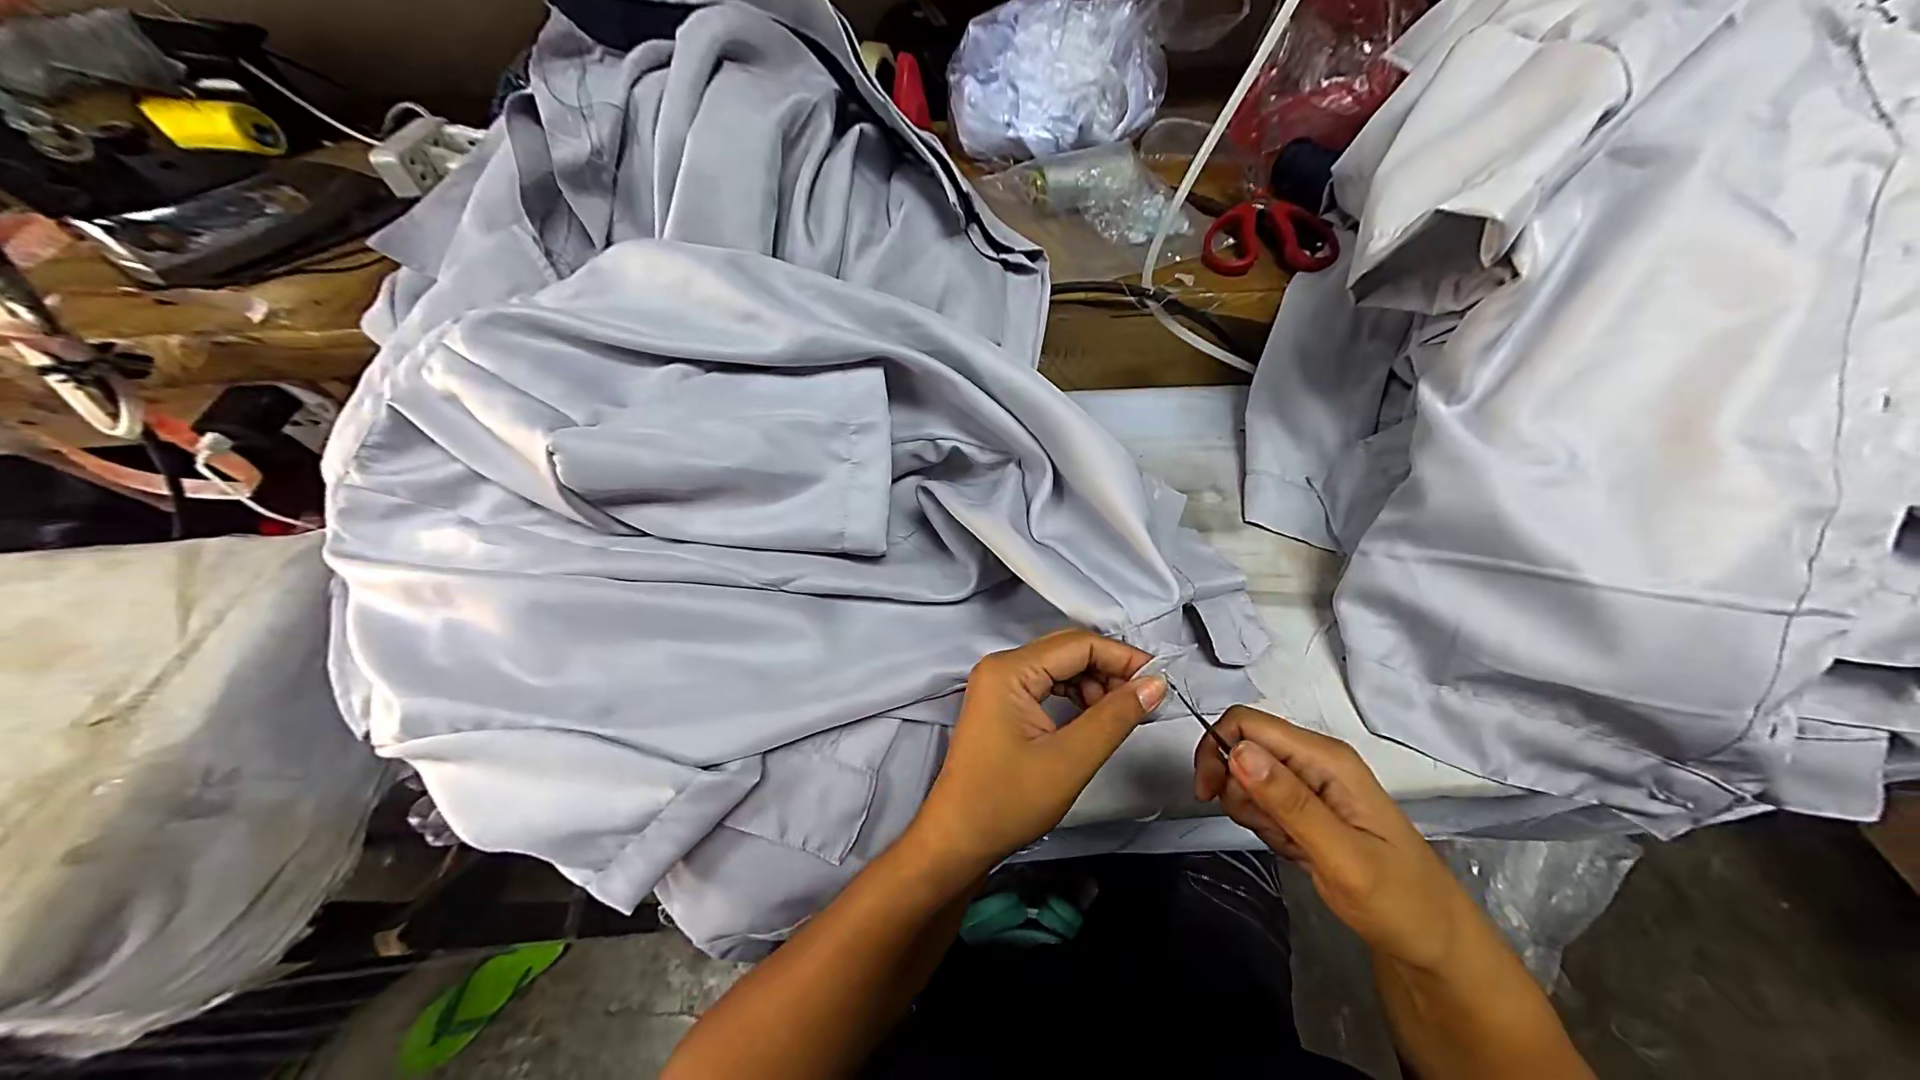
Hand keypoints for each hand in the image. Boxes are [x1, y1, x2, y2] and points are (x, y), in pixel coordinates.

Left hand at [907, 629, 1166, 871]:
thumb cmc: (1004, 802)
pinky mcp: (1002, 703)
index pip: (1079, 644)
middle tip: (1145, 696)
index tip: (1158, 679)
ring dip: (1095, 683)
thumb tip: (1153, 684)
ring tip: (1121, 713)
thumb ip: (1116, 716)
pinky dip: (1076, 696)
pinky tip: (1095, 717)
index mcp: (1009, 671)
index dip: (1123, 658)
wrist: (959, 838)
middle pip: (1069, 650)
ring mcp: (999, 685)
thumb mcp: (1071, 759)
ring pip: (1060, 666)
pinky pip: (1048, 684)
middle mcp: (1001, 668)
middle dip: (1110, 669)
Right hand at [1194, 705, 1479, 971]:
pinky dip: (1262, 825)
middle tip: (1261, 828)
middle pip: (1241, 746)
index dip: (1218, 748)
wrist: (1433, 944)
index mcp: (1326, 759)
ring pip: (1245, 776)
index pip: (1248, 723)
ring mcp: (1309, 784)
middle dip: (1234, 786)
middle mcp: (1314, 762)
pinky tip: (1292, 848)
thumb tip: (1239, 751)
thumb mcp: (1344, 856)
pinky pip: (1259, 801)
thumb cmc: (1401, 902)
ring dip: (1250, 811)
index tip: (1208, 793)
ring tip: (1289, 844)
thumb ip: (1289, 801)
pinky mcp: (1302, 806)